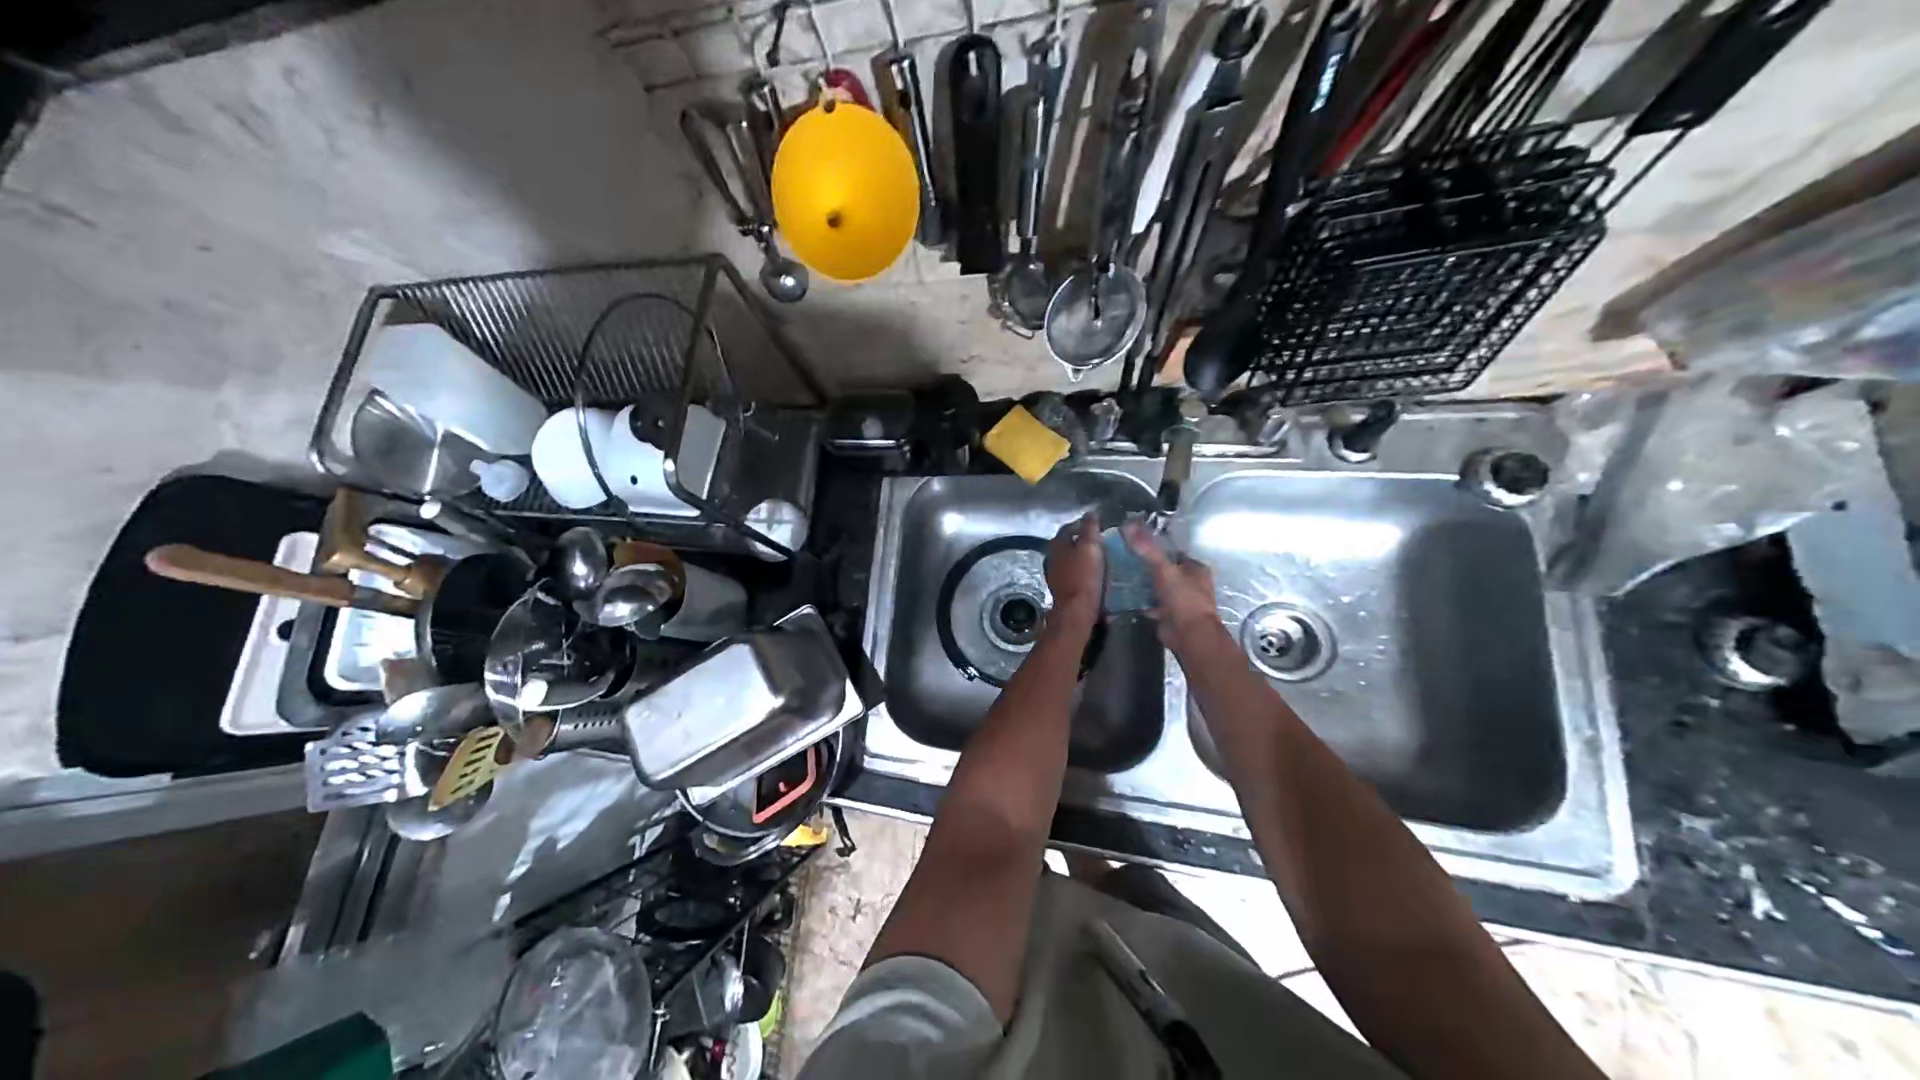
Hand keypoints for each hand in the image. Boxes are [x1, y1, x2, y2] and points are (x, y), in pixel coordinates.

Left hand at [1046, 512, 1103, 625]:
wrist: (1077, 610)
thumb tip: (1091, 512)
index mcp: (1058, 544)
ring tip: (1104, 557)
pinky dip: (1085, 571)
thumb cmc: (1084, 576)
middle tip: (1105, 541)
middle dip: (1086, 541)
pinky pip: (1076, 573)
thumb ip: (1090, 528)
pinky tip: (1098, 574)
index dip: (1085, 525)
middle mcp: (1053, 557)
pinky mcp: (1063, 588)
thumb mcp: (1090, 547)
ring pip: (1073, 559)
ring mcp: (1056, 573)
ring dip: (1086, 557)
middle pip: (1071, 544)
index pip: (1071, 527)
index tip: (1101, 527)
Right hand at [1122, 523, 1223, 651]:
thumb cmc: (1182, 598)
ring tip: (1121, 576)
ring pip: (1158, 587)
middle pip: (1165, 570)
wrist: (1189, 635)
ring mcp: (1181, 600)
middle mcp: (1191, 583)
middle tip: (1123, 560)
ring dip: (1144, 584)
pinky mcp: (1170, 615)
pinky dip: (1142, 601)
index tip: (1134, 545)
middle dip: (1147, 567)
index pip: (1173, 552)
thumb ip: (1146, 549)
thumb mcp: (1163, 568)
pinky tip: (1125, 597)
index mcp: (1196, 568)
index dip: (1155, 548)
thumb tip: (1128, 525)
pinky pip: (1152, 603)